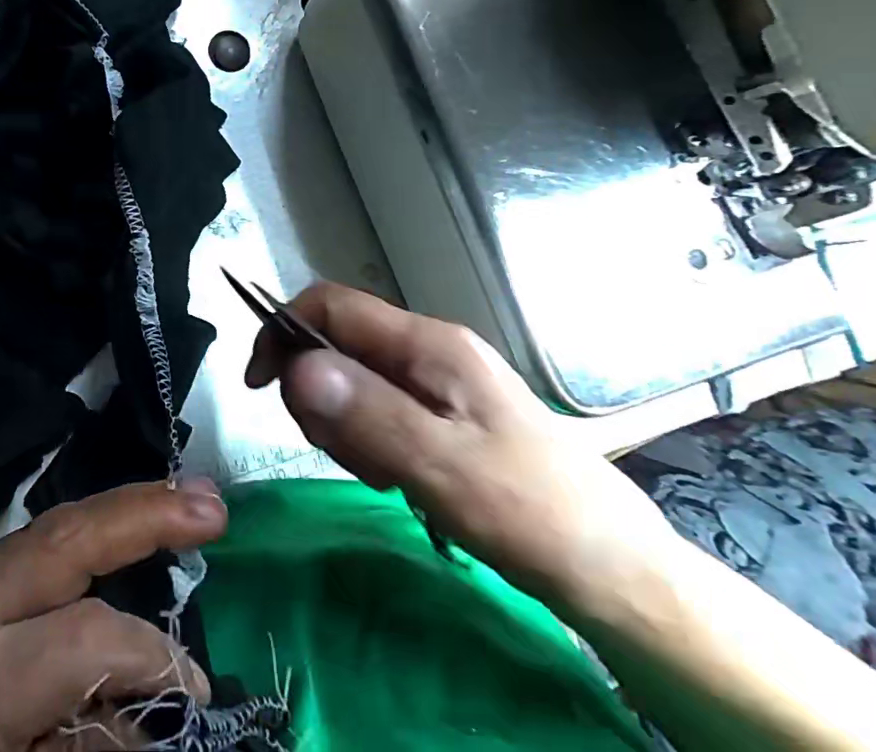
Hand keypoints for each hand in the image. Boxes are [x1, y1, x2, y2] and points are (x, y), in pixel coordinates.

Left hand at [0, 480, 227, 751]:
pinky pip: (30, 550)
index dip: (151, 657)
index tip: (197, 688)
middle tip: (211, 507)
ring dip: (116, 512)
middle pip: (60, 540)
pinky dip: (83, 536)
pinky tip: (122, 526)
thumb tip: (157, 699)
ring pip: (45, 530)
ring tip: (177, 502)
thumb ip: (95, 740)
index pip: (84, 637)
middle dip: (141, 515)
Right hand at [244, 282, 677, 611]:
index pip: (330, 304)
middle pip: (330, 343)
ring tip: (376, 470)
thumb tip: (296, 367)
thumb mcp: (443, 467)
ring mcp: (432, 382)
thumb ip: (369, 413)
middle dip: (312, 393)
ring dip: (336, 423)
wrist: (614, 571)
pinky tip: (387, 473)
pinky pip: (368, 408)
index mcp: (429, 345)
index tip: (261, 385)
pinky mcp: (435, 413)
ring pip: (343, 379)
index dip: (284, 331)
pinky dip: (359, 439)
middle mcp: (426, 350)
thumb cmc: (532, 513)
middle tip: (337, 448)